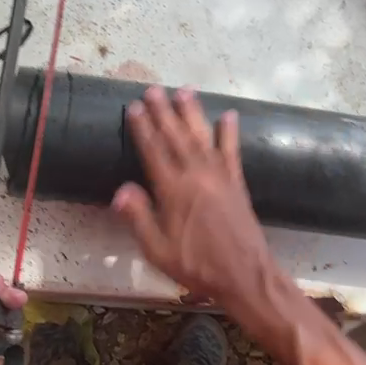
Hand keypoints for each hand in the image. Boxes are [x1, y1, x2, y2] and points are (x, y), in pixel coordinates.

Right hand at [111, 87, 278, 317]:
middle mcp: (196, 176)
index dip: (143, 128)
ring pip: (202, 137)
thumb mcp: (157, 250)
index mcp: (173, 192)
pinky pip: (231, 151)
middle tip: (154, 88)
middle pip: (176, 137)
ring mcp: (219, 177)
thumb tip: (120, 190)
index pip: (154, 152)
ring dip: (193, 113)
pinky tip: (228, 115)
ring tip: (185, 90)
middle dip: (164, 112)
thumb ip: (139, 218)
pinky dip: (229, 132)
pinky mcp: (237, 183)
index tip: (135, 107)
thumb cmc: (196, 266)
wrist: (245, 276)